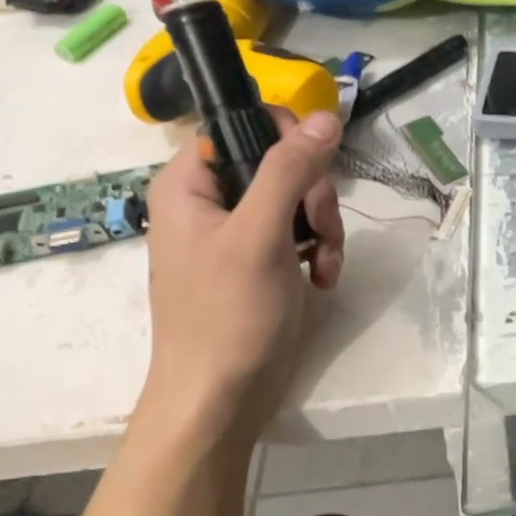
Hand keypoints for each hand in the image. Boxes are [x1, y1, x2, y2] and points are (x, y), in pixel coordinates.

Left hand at [140, 108, 346, 442]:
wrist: (221, 399)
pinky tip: (322, 278)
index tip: (314, 166)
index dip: (284, 136)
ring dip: (323, 227)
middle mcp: (210, 201)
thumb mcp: (261, 235)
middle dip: (313, 194)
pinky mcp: (260, 261)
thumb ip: (291, 170)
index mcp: (189, 184)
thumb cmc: (227, 315)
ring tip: (324, 262)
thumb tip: (327, 115)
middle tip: (320, 227)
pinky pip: (299, 232)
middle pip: (279, 162)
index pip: (241, 126)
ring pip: (298, 197)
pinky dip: (318, 251)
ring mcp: (237, 233)